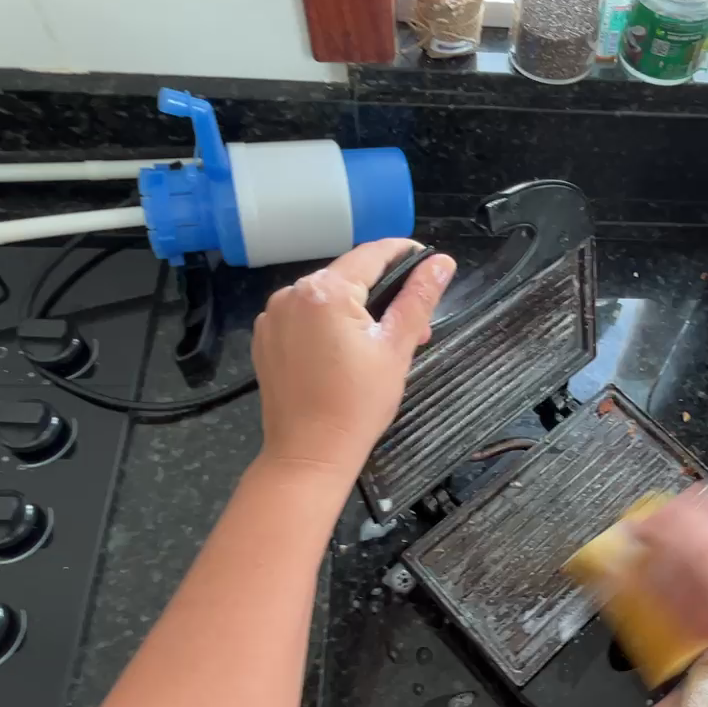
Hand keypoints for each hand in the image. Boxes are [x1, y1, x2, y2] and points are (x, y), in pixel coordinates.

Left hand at [252, 239, 454, 476]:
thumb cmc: (358, 405)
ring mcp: (273, 316)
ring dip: (358, 309)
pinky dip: (329, 324)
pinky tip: (347, 353)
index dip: (403, 253)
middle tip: (415, 326)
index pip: (372, 254)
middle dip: (385, 292)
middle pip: (348, 276)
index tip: (427, 260)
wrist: (309, 453)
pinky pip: (305, 316)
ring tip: (383, 344)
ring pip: (326, 297)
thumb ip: (419, 298)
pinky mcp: (266, 338)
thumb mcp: (396, 348)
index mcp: (325, 291)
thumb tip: (442, 262)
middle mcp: (291, 294)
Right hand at [633, 485, 707, 671]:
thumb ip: (660, 588)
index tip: (632, 536)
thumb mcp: (695, 619)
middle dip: (667, 515)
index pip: (663, 518)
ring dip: (692, 520)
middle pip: (689, 501)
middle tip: (656, 537)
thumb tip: (635, 573)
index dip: (641, 526)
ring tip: (685, 548)